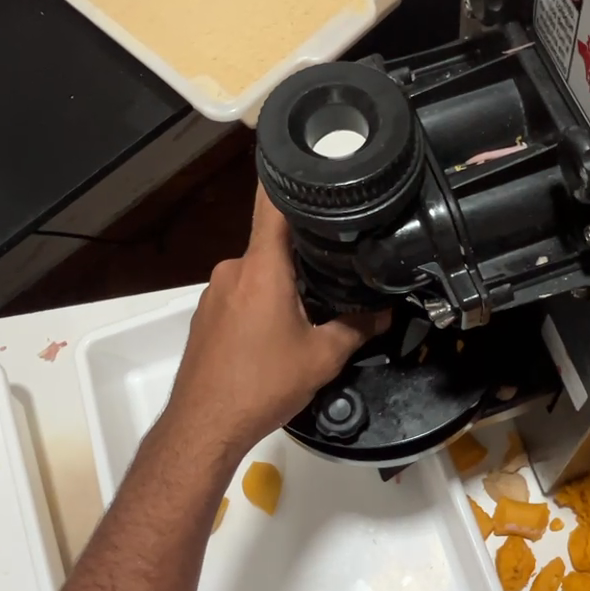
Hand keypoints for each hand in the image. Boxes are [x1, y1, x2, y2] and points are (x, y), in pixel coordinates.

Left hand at [162, 187, 383, 459]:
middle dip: (303, 256)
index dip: (292, 179)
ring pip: (258, 274)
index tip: (313, 164)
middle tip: (336, 270)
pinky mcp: (206, 316)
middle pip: (273, 245)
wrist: (204, 426)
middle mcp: (233, 271)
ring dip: (282, 286)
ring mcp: (214, 293)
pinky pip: (241, 295)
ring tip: (310, 312)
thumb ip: (357, 328)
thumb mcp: (322, 358)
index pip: (272, 204)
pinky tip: (276, 335)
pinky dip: (262, 304)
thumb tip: (385, 313)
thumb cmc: (261, 386)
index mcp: (262, 269)